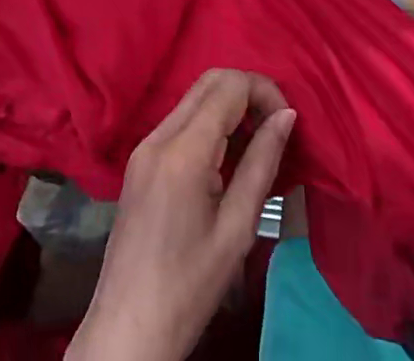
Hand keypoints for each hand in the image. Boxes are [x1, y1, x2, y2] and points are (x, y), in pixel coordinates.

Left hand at [67, 70, 295, 360]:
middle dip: (249, 91)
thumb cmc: (190, 285)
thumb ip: (263, 161)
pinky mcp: (139, 163)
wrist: (126, 332)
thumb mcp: (238, 225)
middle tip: (273, 127)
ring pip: (195, 97)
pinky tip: (227, 158)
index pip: (230, 85)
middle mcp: (158, 138)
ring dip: (230, 106)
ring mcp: (143, 148)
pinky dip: (211, 122)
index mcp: (183, 153)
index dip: (265, 92)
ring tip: (256, 145)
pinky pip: (182, 120)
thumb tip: (287, 115)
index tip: (285, 124)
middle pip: (210, 80)